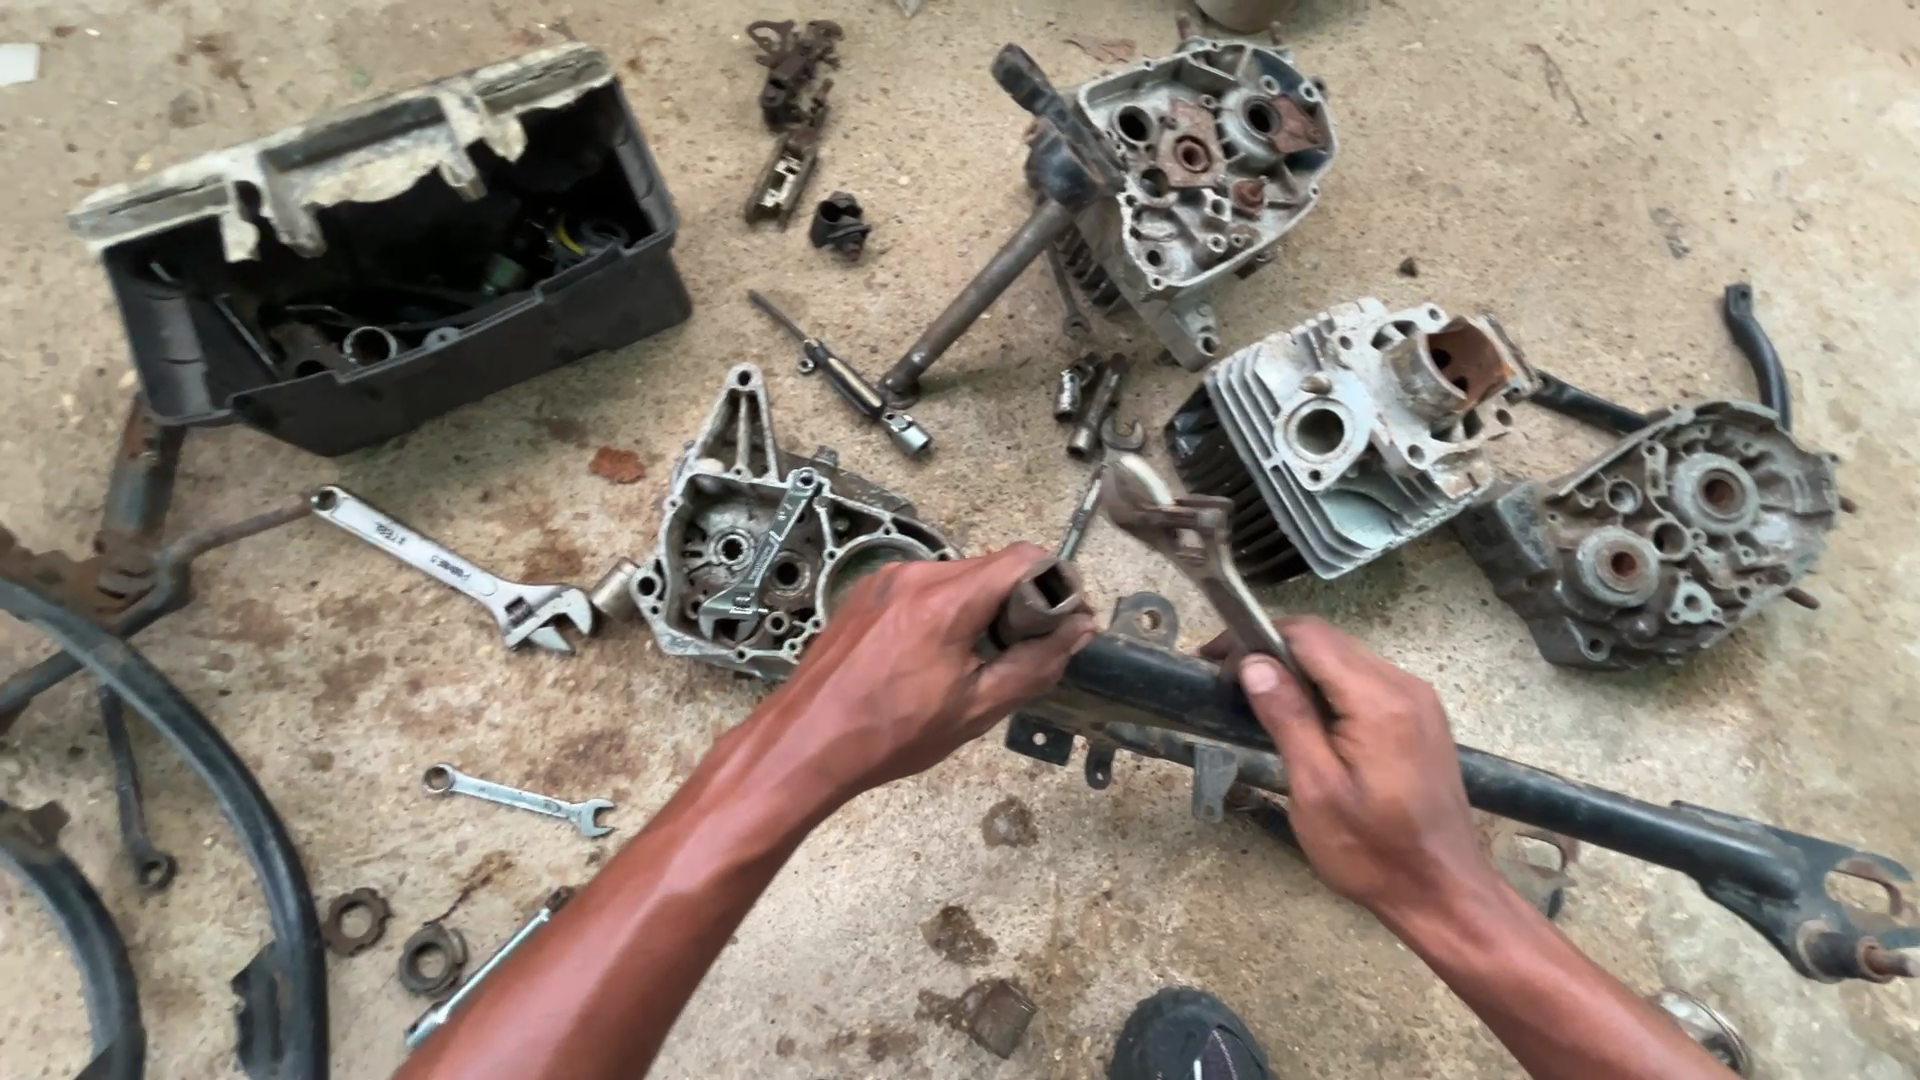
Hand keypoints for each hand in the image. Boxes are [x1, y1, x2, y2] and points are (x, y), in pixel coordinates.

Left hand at [755, 543, 1098, 800]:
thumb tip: (1078, 630)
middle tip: (1027, 649)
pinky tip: (938, 653)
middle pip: (993, 566)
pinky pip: (925, 586)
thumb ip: (1036, 664)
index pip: (1025, 558)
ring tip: (978, 659)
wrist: (807, 741)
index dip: (1059, 582)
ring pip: (959, 576)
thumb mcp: (976, 709)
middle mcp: (914, 575)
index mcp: (945, 600)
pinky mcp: (868, 592)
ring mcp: (886, 580)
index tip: (1067, 617)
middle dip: (1022, 600)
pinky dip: (948, 608)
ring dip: (984, 606)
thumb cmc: (888, 734)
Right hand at [1228, 618, 1499, 925]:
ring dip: (1292, 663)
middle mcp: (1403, 686)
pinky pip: (1358, 675)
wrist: (1445, 895)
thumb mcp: (1315, 788)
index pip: (1308, 636)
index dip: (1254, 638)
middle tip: (1224, 677)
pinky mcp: (1416, 714)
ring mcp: (1415, 698)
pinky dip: (1319, 679)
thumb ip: (1287, 718)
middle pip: (1324, 638)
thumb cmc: (1372, 851)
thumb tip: (1253, 664)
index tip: (1215, 661)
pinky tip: (1295, 708)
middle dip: (1269, 647)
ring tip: (1252, 692)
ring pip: (1340, 653)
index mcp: (1378, 701)